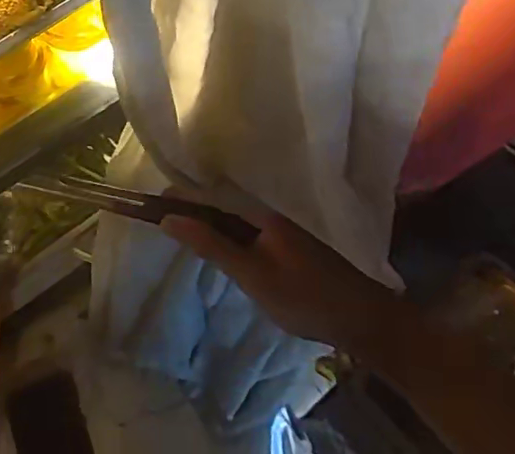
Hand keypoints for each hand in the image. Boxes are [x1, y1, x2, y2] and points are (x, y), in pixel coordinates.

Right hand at [160, 200, 403, 359]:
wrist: (362, 318)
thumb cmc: (304, 297)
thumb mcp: (252, 275)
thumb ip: (212, 245)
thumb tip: (169, 218)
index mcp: (259, 211)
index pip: (210, 195)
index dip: (181, 197)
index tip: (152, 202)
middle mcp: (268, 209)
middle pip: (222, 199)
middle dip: (192, 203)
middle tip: (162, 214)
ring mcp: (281, 225)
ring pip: (235, 212)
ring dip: (209, 216)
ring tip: (183, 226)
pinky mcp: (288, 241)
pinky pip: (247, 225)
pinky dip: (227, 228)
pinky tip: (221, 242)